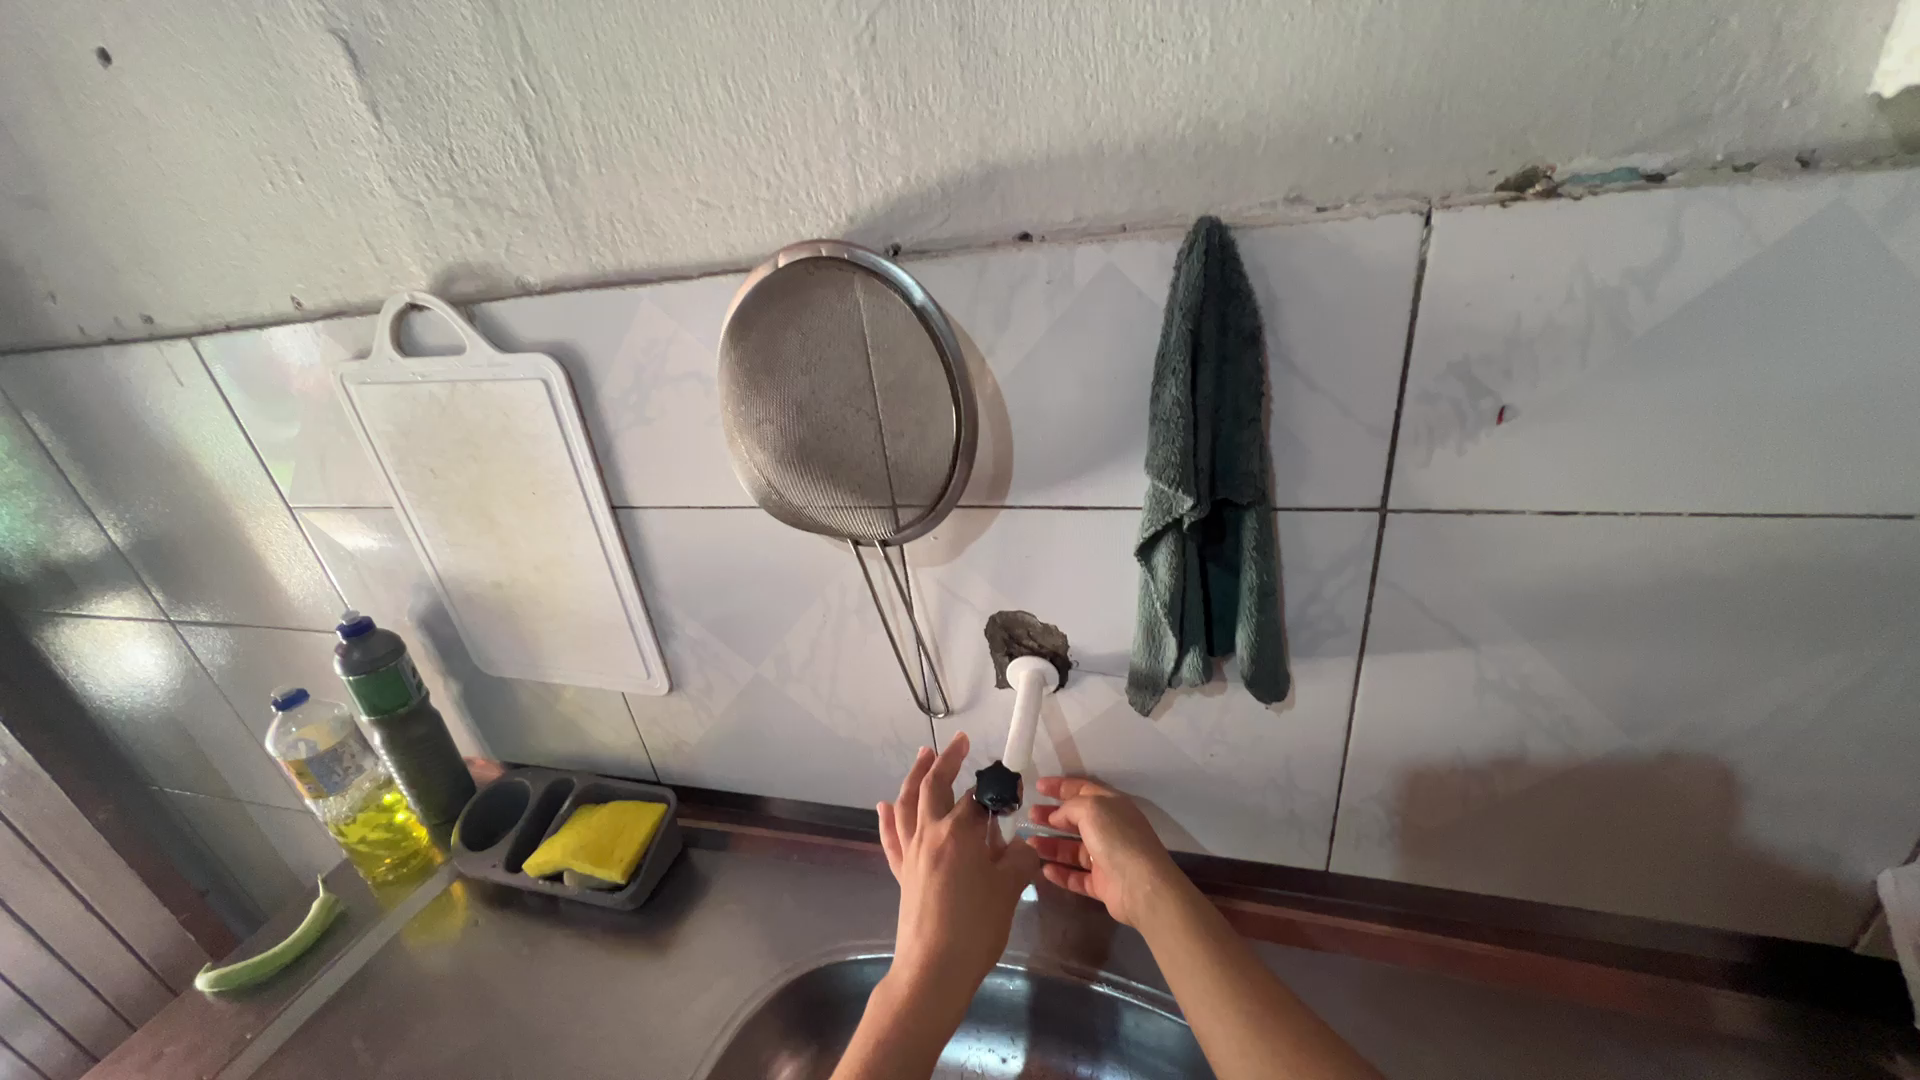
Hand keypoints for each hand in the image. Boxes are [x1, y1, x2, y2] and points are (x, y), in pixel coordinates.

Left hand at [877, 734, 1040, 1005]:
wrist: (934, 969)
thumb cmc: (976, 927)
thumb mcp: (1010, 889)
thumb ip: (1020, 858)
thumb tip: (1022, 844)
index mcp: (959, 832)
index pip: (979, 796)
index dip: (996, 785)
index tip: (1010, 780)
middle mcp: (931, 833)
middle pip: (935, 786)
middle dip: (948, 760)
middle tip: (960, 742)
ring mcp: (912, 852)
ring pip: (908, 803)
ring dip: (915, 775)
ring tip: (923, 754)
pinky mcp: (902, 873)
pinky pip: (892, 837)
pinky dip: (889, 818)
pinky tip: (885, 805)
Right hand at [1029, 776, 1185, 927]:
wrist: (1142, 886)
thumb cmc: (1117, 838)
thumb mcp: (1092, 809)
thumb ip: (1070, 808)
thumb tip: (1057, 816)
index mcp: (1111, 806)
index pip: (1082, 790)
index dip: (1059, 787)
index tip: (1038, 786)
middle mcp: (1109, 829)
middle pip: (1075, 820)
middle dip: (1051, 817)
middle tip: (1030, 816)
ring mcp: (1106, 858)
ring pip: (1073, 849)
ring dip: (1051, 846)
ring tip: (1029, 844)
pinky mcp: (1103, 884)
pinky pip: (1077, 876)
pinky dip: (1061, 873)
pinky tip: (1044, 870)